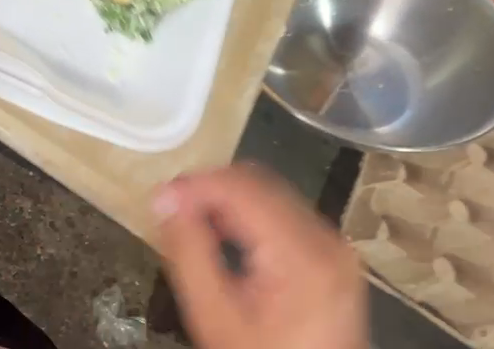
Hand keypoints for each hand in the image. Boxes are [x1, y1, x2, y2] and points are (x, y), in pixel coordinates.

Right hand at [153, 164, 367, 348]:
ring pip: (266, 189)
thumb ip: (188, 249)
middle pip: (255, 181)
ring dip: (224, 197)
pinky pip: (280, 209)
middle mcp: (326, 241)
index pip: (239, 187)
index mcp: (302, 255)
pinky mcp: (330, 253)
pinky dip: (245, 210)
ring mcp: (333, 246)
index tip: (159, 200)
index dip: (194, 185)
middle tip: (172, 208)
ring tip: (193, 221)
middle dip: (207, 188)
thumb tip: (164, 198)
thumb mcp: (213, 313)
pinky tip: (223, 232)